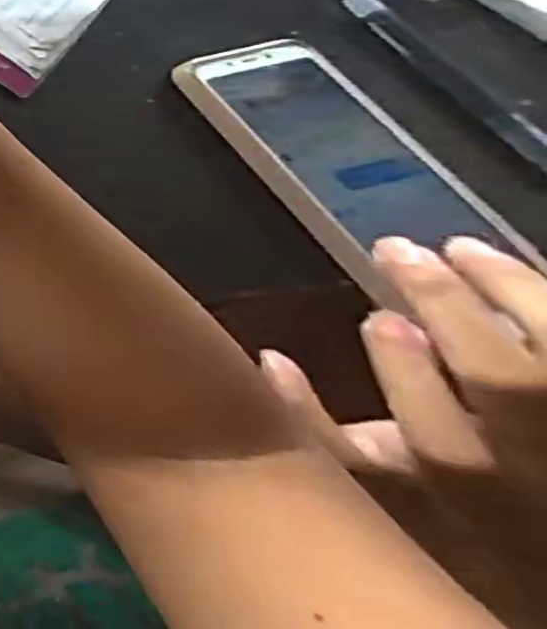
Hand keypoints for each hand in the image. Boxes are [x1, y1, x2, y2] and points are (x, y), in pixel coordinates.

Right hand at [261, 236, 546, 617]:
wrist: (539, 543)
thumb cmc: (454, 512)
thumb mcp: (379, 490)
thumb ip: (321, 434)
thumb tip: (271, 359)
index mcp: (461, 491)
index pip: (437, 435)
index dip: (406, 372)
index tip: (379, 317)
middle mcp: (529, 471)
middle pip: (508, 386)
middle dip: (450, 309)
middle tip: (400, 249)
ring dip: (515, 293)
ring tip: (464, 248)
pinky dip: (544, 303)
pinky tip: (522, 273)